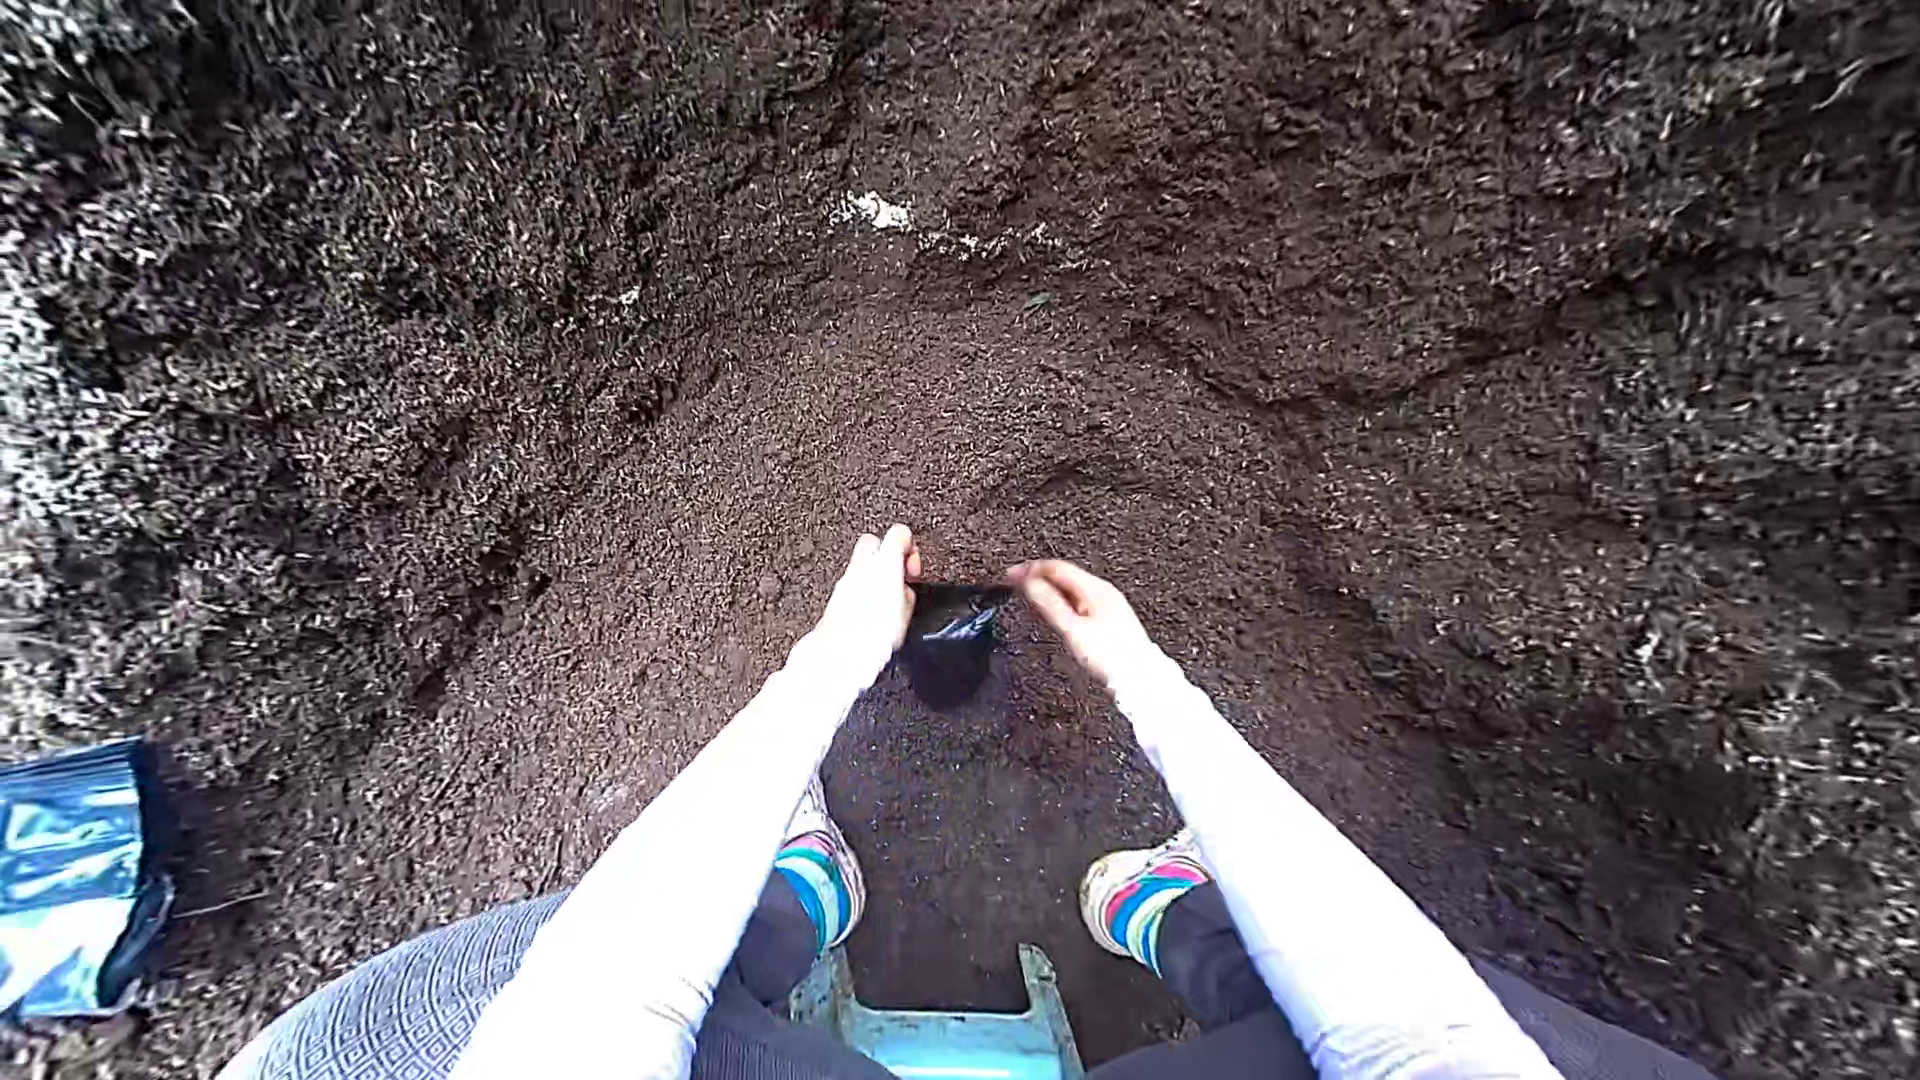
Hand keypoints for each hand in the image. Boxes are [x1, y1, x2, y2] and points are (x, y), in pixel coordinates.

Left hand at [808, 524, 922, 681]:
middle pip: (875, 541)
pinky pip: (853, 582)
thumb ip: (907, 590)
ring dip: (874, 572)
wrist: (842, 652)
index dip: (910, 546)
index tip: (913, 567)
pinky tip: (871, 607)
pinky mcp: (837, 595)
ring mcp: (846, 579)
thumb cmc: (874, 633)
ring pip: (861, 562)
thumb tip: (904, 589)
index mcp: (885, 562)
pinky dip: (863, 588)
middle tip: (899, 574)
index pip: (899, 532)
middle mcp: (862, 566)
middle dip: (888, 554)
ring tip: (886, 595)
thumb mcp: (907, 609)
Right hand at [1005, 559, 1153, 687]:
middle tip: (1016, 581)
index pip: (1056, 567)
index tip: (1011, 574)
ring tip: (1029, 592)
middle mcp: (1103, 593)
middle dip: (1037, 576)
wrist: (1140, 677)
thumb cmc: (1113, 656)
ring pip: (1070, 588)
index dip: (1030, 569)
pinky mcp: (1107, 620)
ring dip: (1048, 588)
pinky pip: (1077, 600)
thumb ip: (1050, 604)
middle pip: (1064, 575)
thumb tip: (1030, 584)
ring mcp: (1107, 605)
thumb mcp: (1074, 629)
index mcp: (1096, 589)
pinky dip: (1059, 600)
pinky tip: (1053, 609)